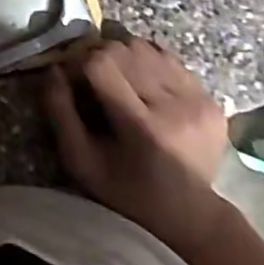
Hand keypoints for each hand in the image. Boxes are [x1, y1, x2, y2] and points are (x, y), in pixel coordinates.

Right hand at [42, 39, 231, 252]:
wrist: (190, 217)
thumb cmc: (125, 191)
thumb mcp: (80, 161)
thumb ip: (60, 112)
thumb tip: (52, 68)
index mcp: (142, 128)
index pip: (101, 63)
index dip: (79, 64)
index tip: (72, 79)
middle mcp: (175, 108)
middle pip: (123, 49)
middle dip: (99, 57)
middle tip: (92, 80)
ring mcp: (198, 102)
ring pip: (145, 47)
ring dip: (123, 56)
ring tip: (118, 80)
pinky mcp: (211, 99)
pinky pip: (168, 58)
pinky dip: (147, 63)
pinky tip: (143, 85)